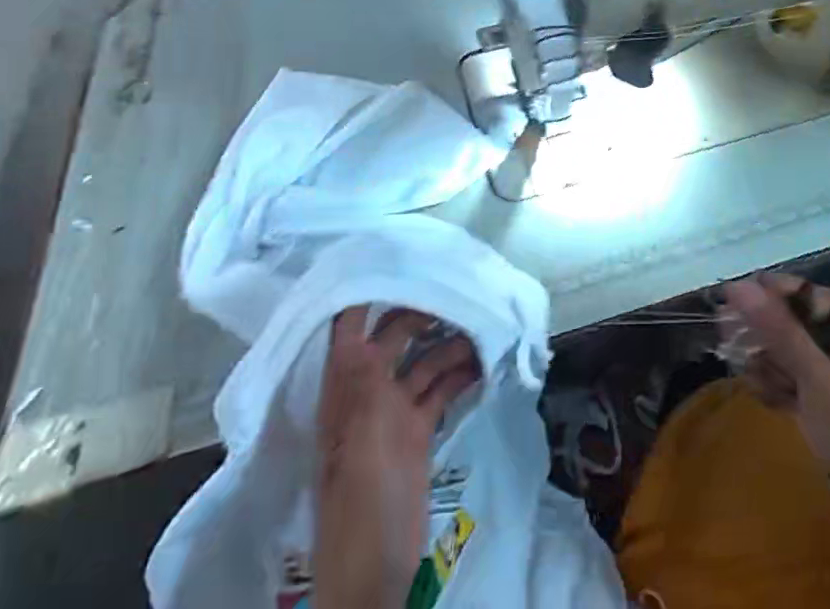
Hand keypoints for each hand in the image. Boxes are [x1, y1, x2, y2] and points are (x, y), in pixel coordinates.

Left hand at [313, 307, 479, 608]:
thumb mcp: (360, 439)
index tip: (401, 261)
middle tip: (462, 294)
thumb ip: (362, 381)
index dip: (366, 293)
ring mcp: (394, 411)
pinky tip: (485, 363)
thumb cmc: (362, 501)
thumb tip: (357, 321)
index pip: (348, 325)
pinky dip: (460, 375)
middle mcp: (366, 390)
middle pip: (393, 337)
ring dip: (451, 345)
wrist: (373, 568)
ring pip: (424, 362)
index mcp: (344, 388)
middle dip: (422, 314)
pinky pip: (440, 391)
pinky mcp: (417, 431)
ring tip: (485, 329)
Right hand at [725, 277, 829, 608]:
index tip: (736, 300)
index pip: (804, 292)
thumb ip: (778, 330)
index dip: (772, 292)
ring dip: (765, 363)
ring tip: (761, 383)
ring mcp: (829, 375)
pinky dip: (774, 387)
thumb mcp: (818, 375)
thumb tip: (738, 285)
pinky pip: (787, 382)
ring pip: (784, 353)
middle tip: (731, 343)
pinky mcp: (821, 403)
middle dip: (761, 332)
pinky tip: (769, 401)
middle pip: (790, 321)